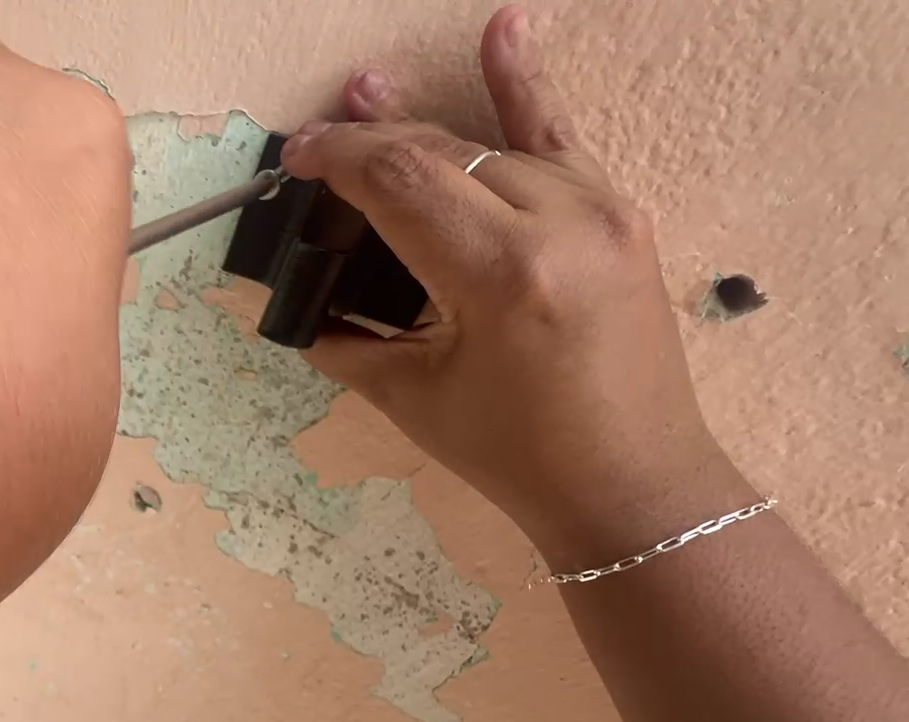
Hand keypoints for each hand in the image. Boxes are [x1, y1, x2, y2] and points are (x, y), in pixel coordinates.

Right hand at [279, 6, 746, 564]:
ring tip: (363, 88)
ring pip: (490, 142)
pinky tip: (504, 32)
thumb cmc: (511, 449)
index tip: (293, 158)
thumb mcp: (409, 396)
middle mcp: (558, 221)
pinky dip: (526, 88)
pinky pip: (562, 138)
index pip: (402, 182)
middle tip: (310, 146)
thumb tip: (308, 312)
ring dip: (420, 121)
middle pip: (442, 153)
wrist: (627, 478)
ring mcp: (599, 208)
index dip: (339, 160)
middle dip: (366, 143)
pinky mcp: (616, 213)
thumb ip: (348, 343)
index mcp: (498, 273)